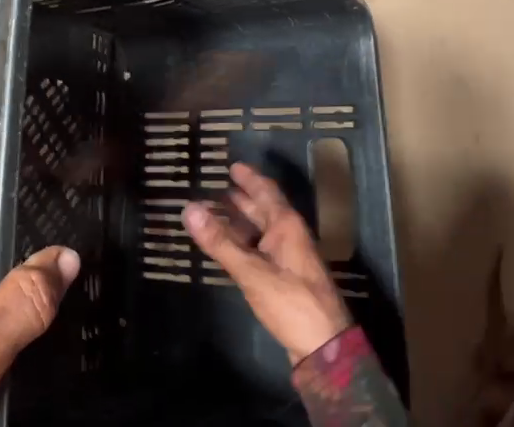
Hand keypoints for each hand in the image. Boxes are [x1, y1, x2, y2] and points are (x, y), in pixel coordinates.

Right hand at [183, 162, 352, 363]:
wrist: (324, 347)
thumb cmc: (291, 302)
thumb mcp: (251, 271)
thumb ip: (220, 241)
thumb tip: (189, 208)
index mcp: (287, 226)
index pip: (267, 192)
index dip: (250, 178)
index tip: (233, 166)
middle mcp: (290, 236)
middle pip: (264, 209)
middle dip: (242, 198)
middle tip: (217, 188)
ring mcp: (289, 258)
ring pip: (262, 231)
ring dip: (241, 221)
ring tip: (217, 212)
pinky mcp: (286, 278)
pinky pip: (261, 248)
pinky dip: (244, 242)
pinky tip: (230, 247)